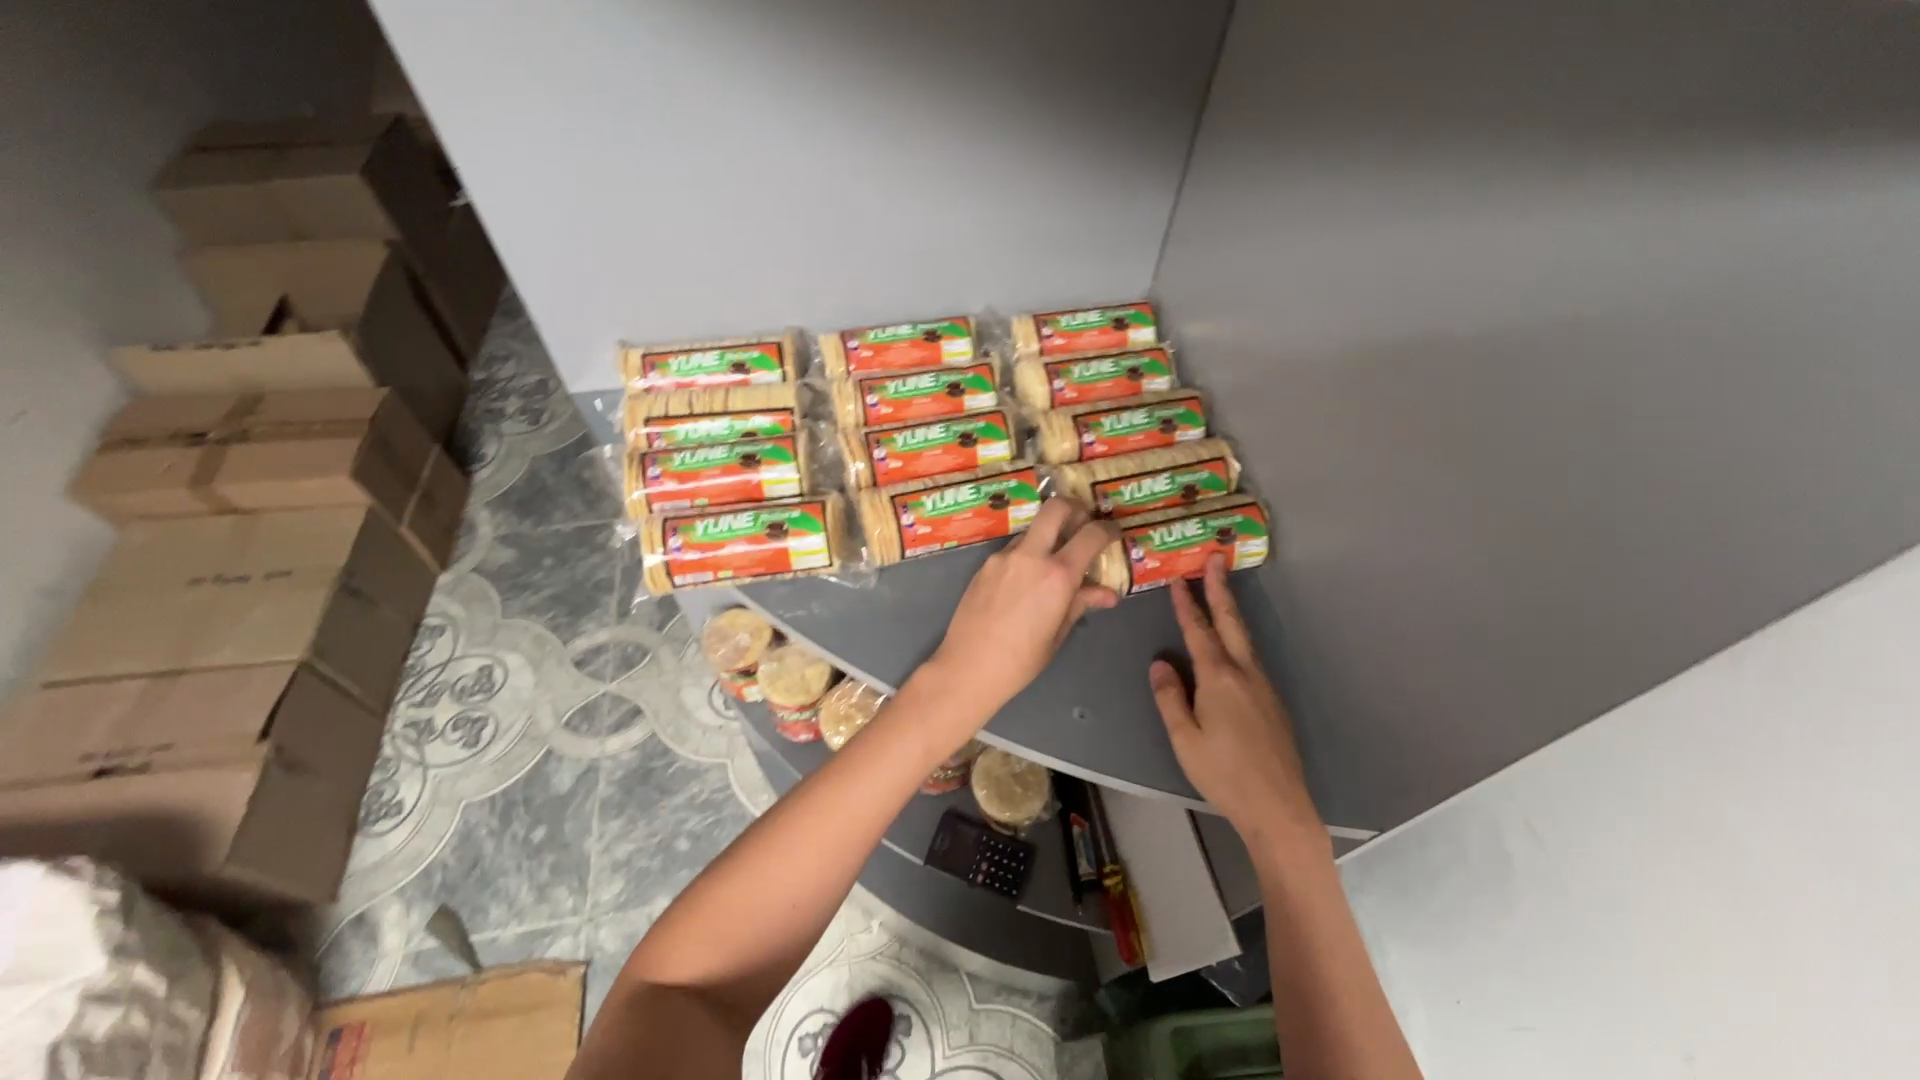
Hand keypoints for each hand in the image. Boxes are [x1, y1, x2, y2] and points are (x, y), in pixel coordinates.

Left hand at [921, 498, 1118, 722]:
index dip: (1108, 529)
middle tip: (1083, 521)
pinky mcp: (984, 565)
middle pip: (1056, 508)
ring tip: (1054, 561)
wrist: (968, 667)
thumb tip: (1108, 594)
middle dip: (1075, 508)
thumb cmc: (1021, 660)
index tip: (1114, 532)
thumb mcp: (1058, 633)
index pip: (1091, 535)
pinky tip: (1026, 581)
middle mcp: (1030, 556)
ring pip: (1032, 529)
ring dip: (1048, 535)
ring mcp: (1003, 557)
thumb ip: (1081, 604)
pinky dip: (1027, 554)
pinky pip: (1013, 549)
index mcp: (1057, 575)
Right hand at [1150, 556, 1326, 856]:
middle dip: (1221, 591)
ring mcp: (1264, 687)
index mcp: (1219, 679)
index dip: (1188, 604)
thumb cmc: (1224, 774)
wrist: (1277, 805)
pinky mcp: (1273, 703)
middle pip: (1231, 623)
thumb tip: (1160, 663)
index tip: (1180, 578)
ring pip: (1245, 640)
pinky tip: (1232, 647)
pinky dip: (1239, 639)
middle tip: (1216, 559)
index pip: (1199, 632)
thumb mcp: (1184, 739)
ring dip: (1231, 612)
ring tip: (1221, 594)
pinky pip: (1251, 659)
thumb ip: (1170, 698)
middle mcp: (1245, 674)